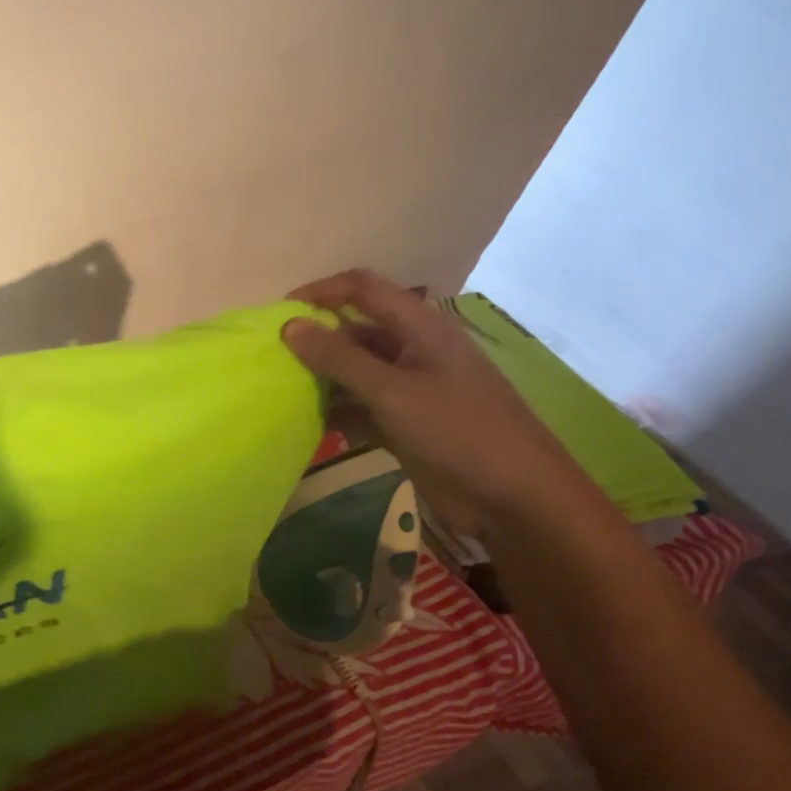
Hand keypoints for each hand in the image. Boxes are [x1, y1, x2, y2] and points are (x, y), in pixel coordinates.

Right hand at [281, 269, 597, 536]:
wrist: (518, 501)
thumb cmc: (459, 432)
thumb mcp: (392, 391)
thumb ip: (338, 357)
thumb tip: (289, 325)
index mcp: (421, 328)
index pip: (362, 288)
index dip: (320, 291)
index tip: (277, 313)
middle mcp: (416, 350)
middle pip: (355, 329)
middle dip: (315, 338)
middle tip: (272, 356)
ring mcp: (413, 389)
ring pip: (355, 370)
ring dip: (321, 378)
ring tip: (281, 390)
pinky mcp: (407, 423)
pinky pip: (361, 407)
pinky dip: (336, 412)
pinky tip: (306, 425)